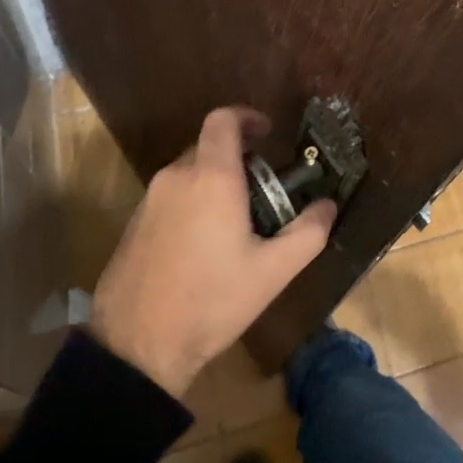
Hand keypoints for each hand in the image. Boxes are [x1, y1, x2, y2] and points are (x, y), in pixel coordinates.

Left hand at [89, 106, 337, 396]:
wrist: (136, 346)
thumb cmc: (211, 300)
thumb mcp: (272, 272)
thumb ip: (307, 233)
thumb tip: (328, 205)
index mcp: (211, 177)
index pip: (224, 120)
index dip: (247, 117)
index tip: (268, 134)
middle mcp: (176, 177)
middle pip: (208, 147)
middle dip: (237, 161)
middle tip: (263, 194)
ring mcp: (150, 200)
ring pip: (188, 174)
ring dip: (214, 185)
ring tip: (236, 226)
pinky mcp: (134, 224)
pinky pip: (170, 198)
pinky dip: (192, 205)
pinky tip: (203, 248)